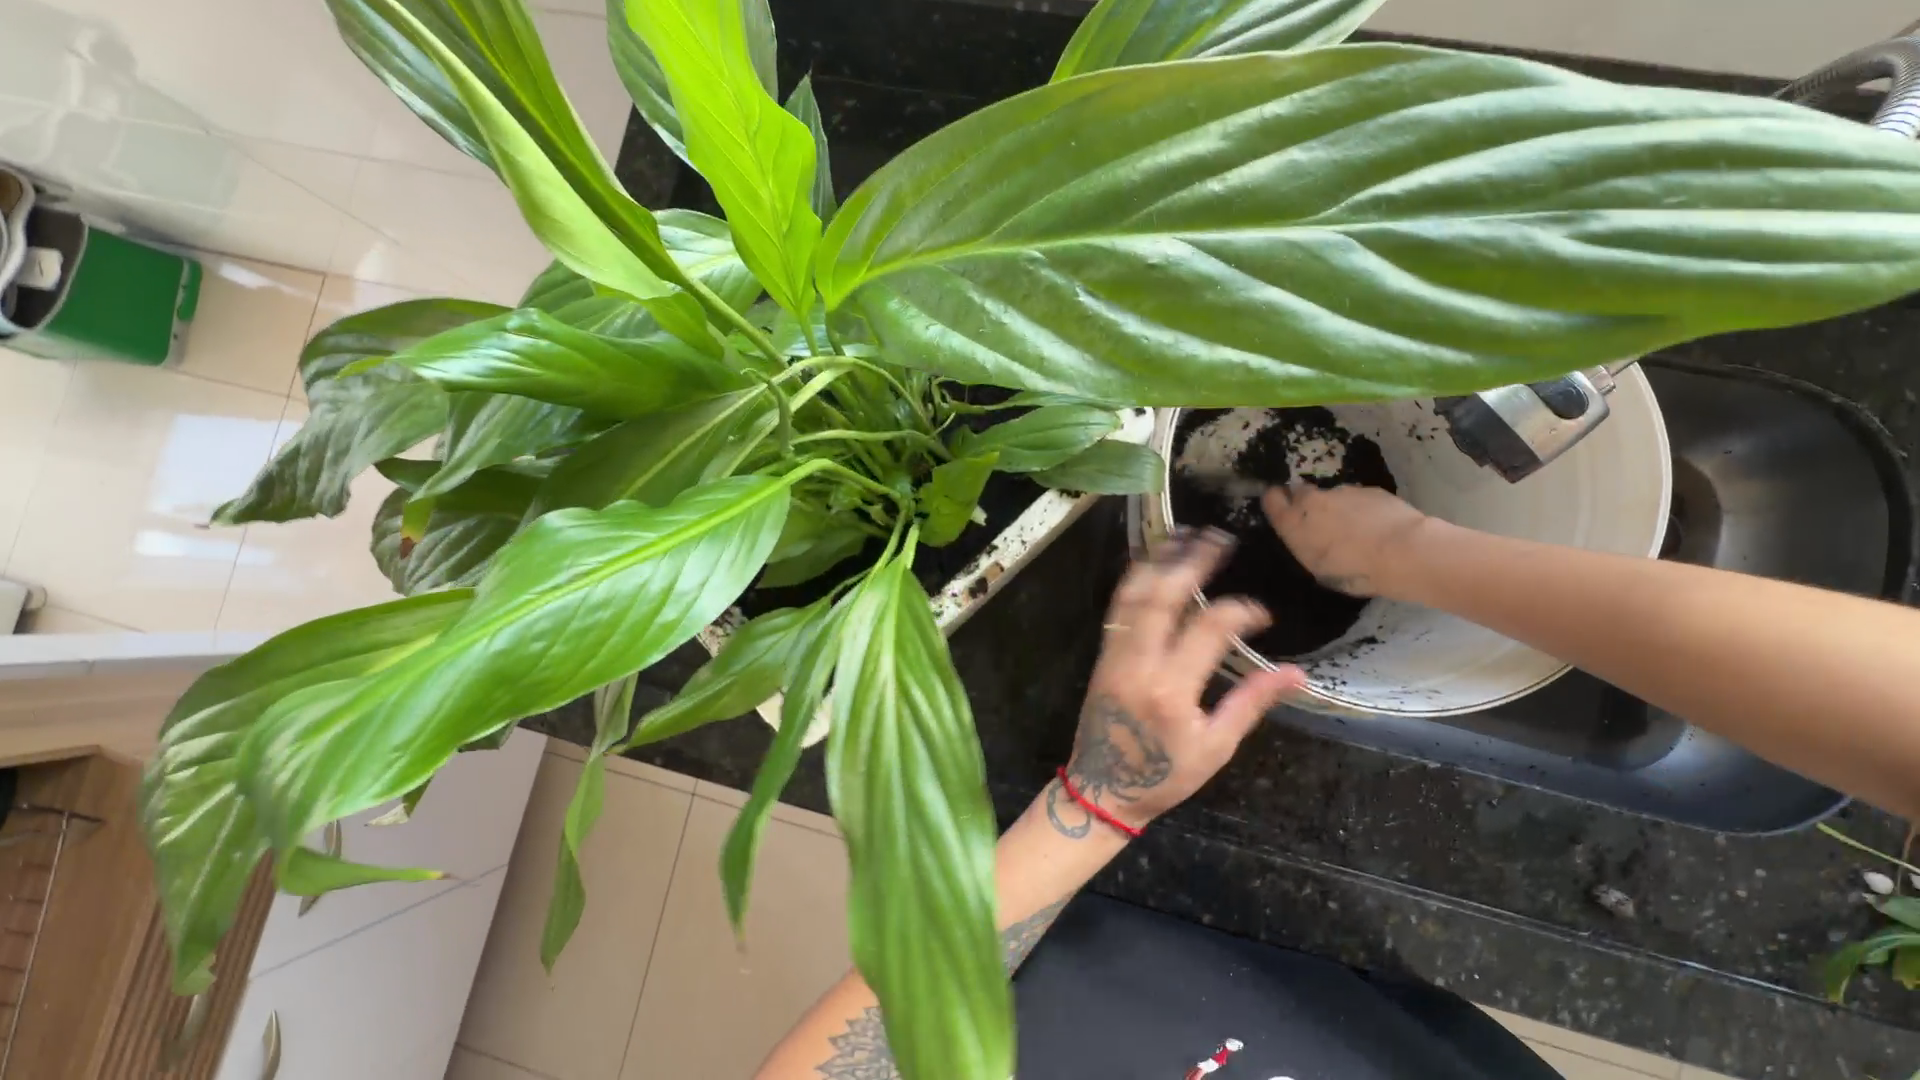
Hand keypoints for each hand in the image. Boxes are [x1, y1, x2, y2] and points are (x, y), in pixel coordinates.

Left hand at [1049, 529, 1305, 835]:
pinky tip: (1151, 562)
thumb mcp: (1216, 746)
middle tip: (1219, 538)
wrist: (1102, 789)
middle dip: (1192, 562)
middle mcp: (1139, 662)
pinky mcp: (1102, 654)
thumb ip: (1251, 702)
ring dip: (1159, 560)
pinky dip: (1134, 579)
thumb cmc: (1164, 775)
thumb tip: (1296, 673)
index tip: (1262, 612)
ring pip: (1133, 594)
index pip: (1209, 628)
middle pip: (1164, 596)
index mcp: (1172, 688)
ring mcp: (1115, 654)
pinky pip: (1117, 607)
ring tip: (1184, 534)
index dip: (1240, 611)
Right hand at [1261, 482, 1427, 597]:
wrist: (1404, 552)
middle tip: (1319, 524)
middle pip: (1300, 492)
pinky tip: (1376, 526)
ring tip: (1355, 530)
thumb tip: (1307, 535)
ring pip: (1331, 496)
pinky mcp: (1370, 489)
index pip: (1271, 499)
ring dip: (1337, 508)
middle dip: (1305, 504)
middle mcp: (1312, 501)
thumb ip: (1305, 545)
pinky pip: (1357, 498)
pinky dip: (1361, 508)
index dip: (1276, 502)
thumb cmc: (1355, 571)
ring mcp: (1342, 492)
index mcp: (1293, 522)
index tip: (1282, 510)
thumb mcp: (1318, 568)